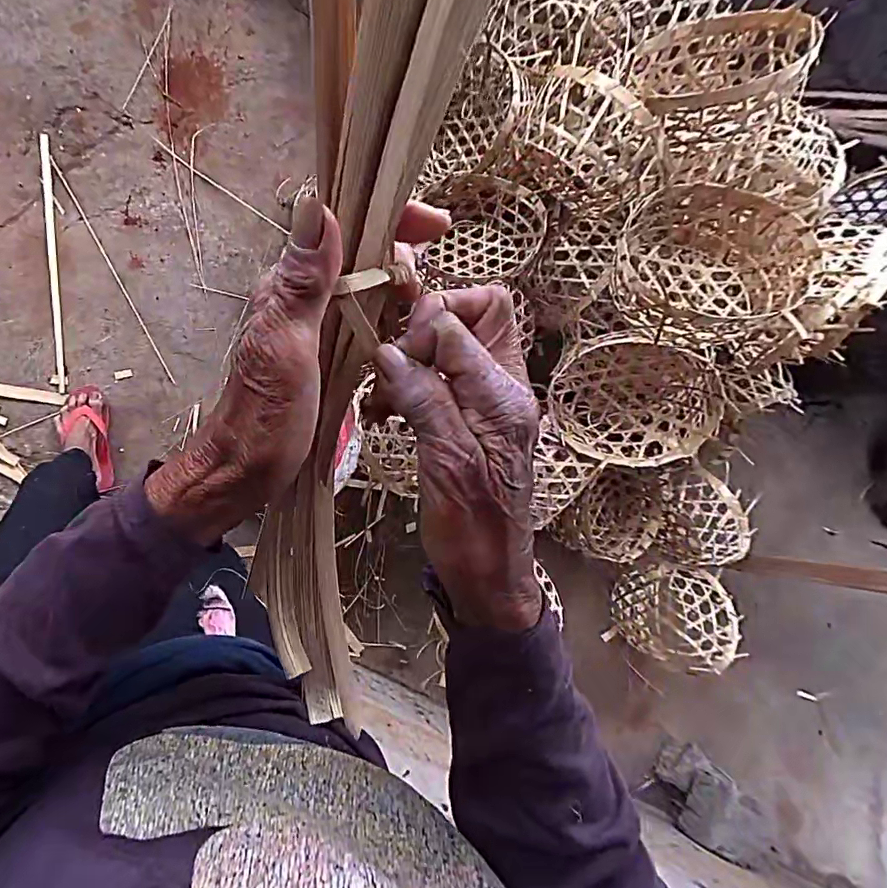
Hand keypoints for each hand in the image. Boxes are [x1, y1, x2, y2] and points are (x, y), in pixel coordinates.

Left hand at [145, 195, 451, 543]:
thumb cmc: (265, 419)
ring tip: (422, 321)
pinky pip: (364, 320)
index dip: (390, 217)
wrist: (245, 472)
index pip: (340, 226)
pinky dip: (390, 320)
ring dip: (399, 291)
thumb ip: (303, 281)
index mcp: (289, 285)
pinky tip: (405, 340)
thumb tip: (317, 205)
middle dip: (401, 260)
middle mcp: (301, 297)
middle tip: (423, 299)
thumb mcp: (287, 347)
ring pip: (365, 286)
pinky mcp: (324, 352)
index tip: (436, 226)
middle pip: (359, 253)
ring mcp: (313, 325)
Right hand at [372, 287, 542, 630]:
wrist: (487, 574)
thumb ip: (425, 401)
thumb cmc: (473, 530)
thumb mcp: (448, 464)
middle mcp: (501, 386)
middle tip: (393, 368)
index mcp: (504, 394)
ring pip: (450, 341)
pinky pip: (436, 373)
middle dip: (423, 327)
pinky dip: (406, 380)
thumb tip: (389, 351)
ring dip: (409, 357)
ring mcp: (484, 399)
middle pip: (472, 313)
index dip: (427, 326)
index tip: (397, 361)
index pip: (472, 316)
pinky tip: (385, 409)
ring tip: (382, 397)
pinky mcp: (466, 414)